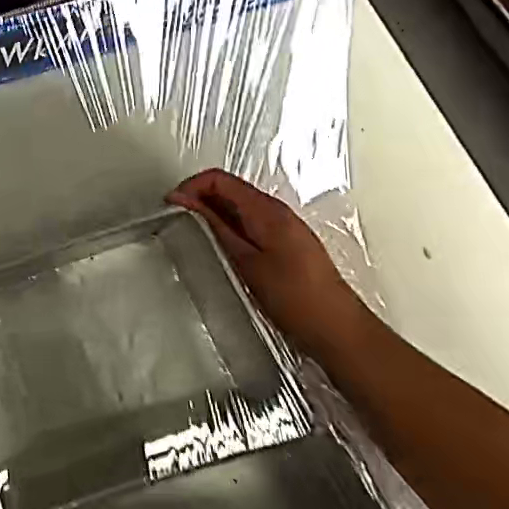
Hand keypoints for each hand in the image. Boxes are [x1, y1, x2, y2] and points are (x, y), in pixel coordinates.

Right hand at [167, 169, 381, 363]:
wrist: (337, 330)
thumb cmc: (293, 297)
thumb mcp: (243, 259)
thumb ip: (213, 225)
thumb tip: (183, 200)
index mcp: (268, 211)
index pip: (219, 179)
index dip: (189, 187)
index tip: (171, 207)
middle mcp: (278, 212)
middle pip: (228, 188)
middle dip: (197, 199)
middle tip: (175, 220)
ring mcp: (284, 227)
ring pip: (236, 206)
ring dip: (210, 214)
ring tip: (192, 235)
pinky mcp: (284, 242)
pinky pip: (247, 222)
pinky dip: (225, 227)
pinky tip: (217, 247)